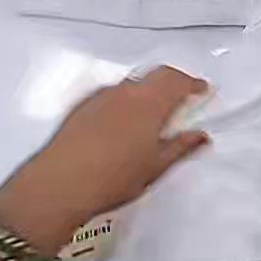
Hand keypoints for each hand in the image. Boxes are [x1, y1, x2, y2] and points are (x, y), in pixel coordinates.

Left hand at [0, 67, 208, 251]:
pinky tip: (122, 120)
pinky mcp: (81, 107)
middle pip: (156, 75)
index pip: (177, 80)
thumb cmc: (114, 178)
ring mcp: (101, 96)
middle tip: (182, 95)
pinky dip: (126, 98)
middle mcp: (127, 92)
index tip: (202, 90)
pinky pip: (112, 93)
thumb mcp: (155, 167)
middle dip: (173, 81)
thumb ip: (180, 147)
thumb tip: (201, 135)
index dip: (192, 83)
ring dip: (148, 89)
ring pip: (132, 83)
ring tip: (153, 110)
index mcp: (150, 103)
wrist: (58, 185)